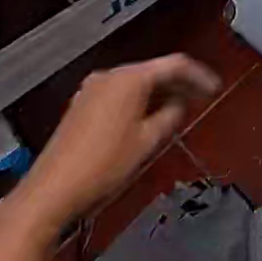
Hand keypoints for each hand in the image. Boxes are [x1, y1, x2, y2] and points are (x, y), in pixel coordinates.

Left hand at [9, 55, 221, 229]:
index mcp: (130, 78)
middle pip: (155, 70)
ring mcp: (91, 90)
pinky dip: (139, 100)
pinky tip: (148, 116)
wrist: (47, 196)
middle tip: (200, 97)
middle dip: (179, 83)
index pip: (176, 64)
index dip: (199, 75)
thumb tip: (179, 103)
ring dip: (159, 92)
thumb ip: (172, 113)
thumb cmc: (103, 165)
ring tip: (177, 108)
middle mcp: (110, 76)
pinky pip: (120, 93)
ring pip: (137, 82)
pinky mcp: (80, 106)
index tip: (214, 88)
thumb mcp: (149, 140)